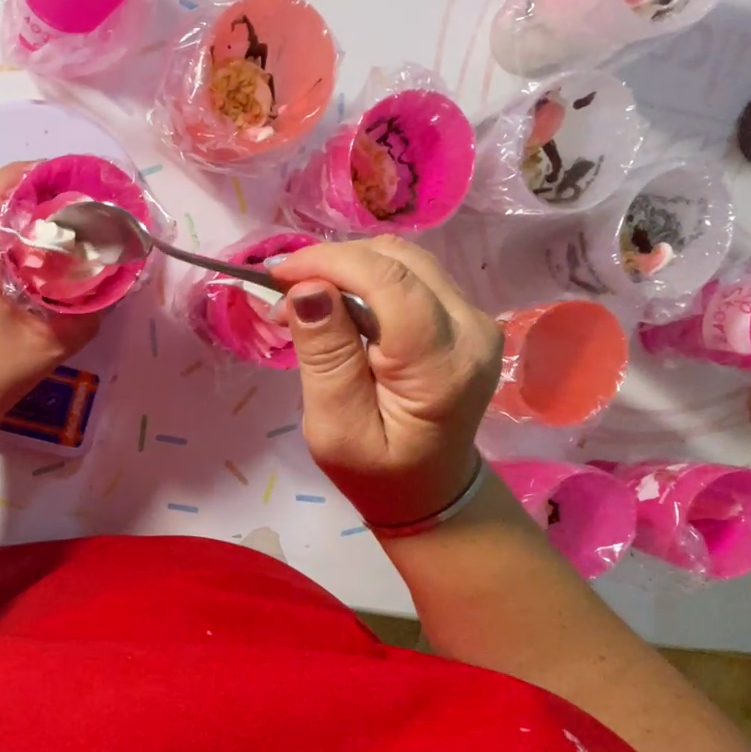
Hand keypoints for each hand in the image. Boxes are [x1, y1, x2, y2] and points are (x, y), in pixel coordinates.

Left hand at [0, 162, 101, 441]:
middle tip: (68, 199)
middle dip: (28, 193)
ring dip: (15, 217)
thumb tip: (116, 285)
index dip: (29, 175)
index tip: (64, 176)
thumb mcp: (51, 342)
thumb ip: (87, 311)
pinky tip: (35, 257)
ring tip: (56, 222)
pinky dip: (6, 241)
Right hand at [268, 236, 501, 527]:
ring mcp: (474, 319)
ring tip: (304, 301)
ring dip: (347, 269)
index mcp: (441, 366)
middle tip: (283, 295)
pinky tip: (336, 306)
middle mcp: (471, 329)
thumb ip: (325, 357)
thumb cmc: (375, 471)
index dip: (329, 263)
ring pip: (405, 261)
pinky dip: (366, 280)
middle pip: (398, 261)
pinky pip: (412, 277)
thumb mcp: (335, 429)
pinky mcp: (464, 316)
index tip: (276, 275)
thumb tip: (307, 289)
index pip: (389, 282)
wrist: (430, 490)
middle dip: (333, 264)